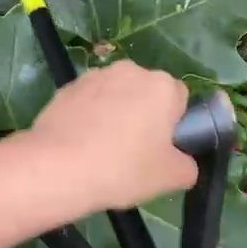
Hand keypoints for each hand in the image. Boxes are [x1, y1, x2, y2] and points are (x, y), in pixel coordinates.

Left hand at [27, 61, 198, 211]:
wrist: (59, 165)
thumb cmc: (123, 167)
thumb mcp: (170, 177)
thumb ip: (187, 166)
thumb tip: (183, 162)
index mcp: (162, 85)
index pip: (180, 98)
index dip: (174, 123)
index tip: (162, 147)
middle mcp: (130, 70)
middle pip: (146, 91)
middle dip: (144, 114)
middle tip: (135, 150)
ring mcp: (96, 75)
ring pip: (116, 93)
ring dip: (115, 111)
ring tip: (104, 148)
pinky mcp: (68, 85)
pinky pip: (89, 99)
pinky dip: (89, 114)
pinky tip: (81, 142)